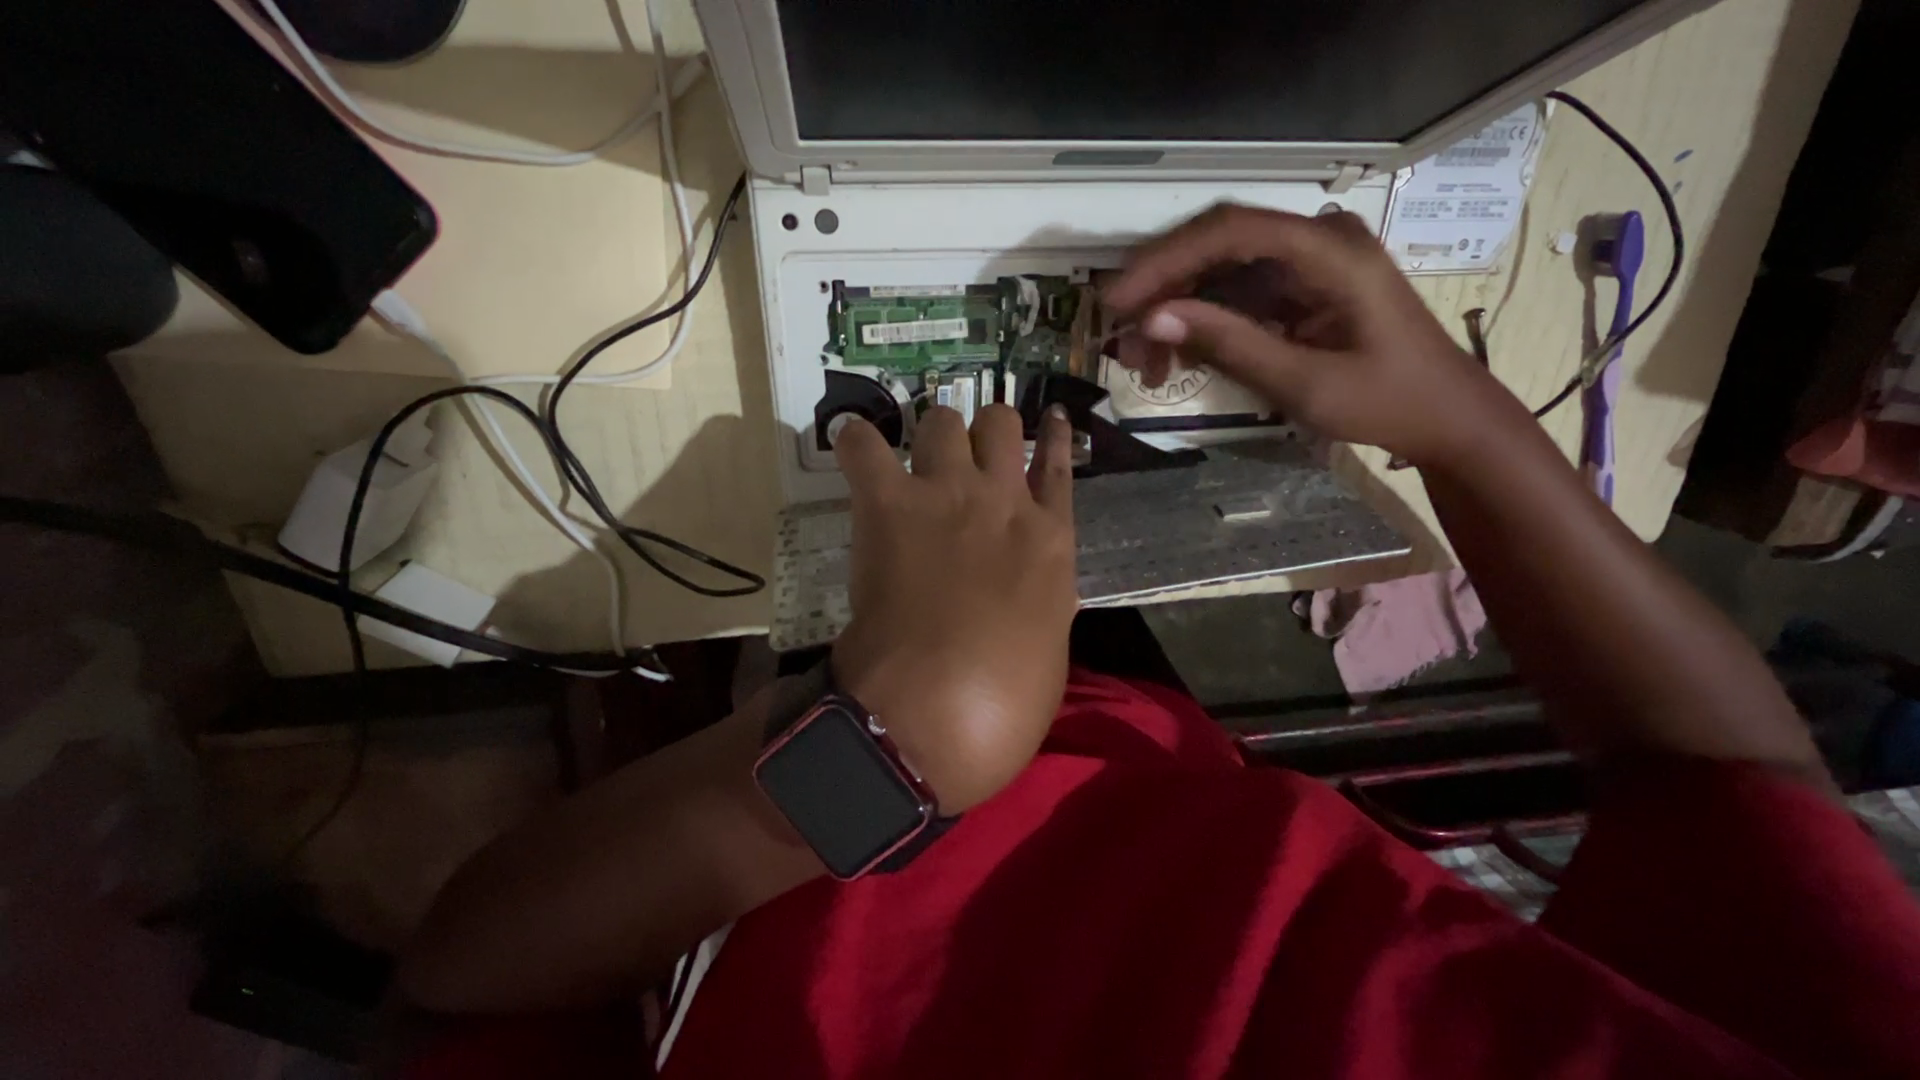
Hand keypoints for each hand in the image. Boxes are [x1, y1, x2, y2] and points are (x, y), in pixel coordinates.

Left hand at [829, 404, 1077, 812]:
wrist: (942, 709)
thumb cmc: (1006, 702)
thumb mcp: (1050, 646)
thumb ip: (1042, 602)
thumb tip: (1027, 598)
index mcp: (1052, 542)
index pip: (1057, 467)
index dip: (1049, 437)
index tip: (1043, 417)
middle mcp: (1005, 502)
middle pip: (1000, 423)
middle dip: (981, 431)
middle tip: (960, 455)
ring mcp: (950, 495)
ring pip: (943, 420)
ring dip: (928, 434)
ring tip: (912, 457)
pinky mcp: (891, 504)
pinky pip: (865, 444)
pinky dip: (857, 442)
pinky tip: (856, 447)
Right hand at [1103, 204, 1527, 467]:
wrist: (1448, 419)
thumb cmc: (1389, 402)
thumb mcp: (1305, 382)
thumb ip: (1231, 344)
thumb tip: (1154, 319)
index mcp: (1330, 250)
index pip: (1230, 230)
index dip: (1165, 261)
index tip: (1118, 301)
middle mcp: (1317, 240)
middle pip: (1217, 245)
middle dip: (1163, 291)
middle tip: (1121, 340)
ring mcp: (1309, 262)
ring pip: (1220, 272)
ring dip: (1176, 312)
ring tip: (1144, 364)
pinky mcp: (1301, 287)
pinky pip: (1237, 294)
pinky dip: (1202, 324)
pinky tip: (1175, 358)